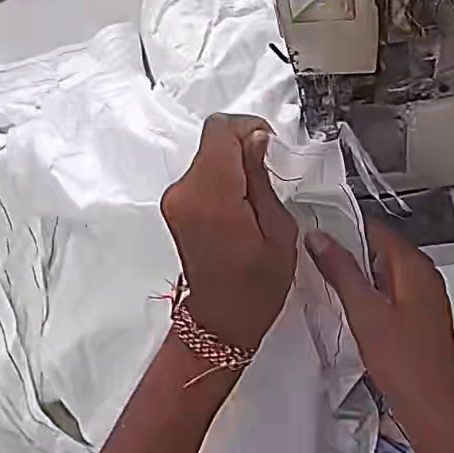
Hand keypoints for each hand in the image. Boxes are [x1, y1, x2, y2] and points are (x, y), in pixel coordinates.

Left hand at [161, 114, 297, 355]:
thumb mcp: (279, 230)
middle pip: (213, 141)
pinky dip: (224, 178)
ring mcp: (174, 200)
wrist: (220, 323)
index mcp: (210, 196)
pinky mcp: (175, 207)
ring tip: (258, 196)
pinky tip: (242, 204)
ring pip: (208, 156)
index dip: (249, 129)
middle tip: (271, 175)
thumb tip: (256, 141)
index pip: (220, 130)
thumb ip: (261, 178)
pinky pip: (202, 175)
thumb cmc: (256, 286)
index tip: (270, 148)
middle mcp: (184, 193)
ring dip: (234, 164)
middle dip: (244, 147)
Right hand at [305, 218, 453, 420]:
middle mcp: (424, 277)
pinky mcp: (420, 318)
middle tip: (316, 259)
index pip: (376, 228)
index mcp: (415, 266)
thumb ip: (342, 272)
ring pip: (384, 271)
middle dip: (349, 252)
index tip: (316, 236)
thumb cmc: (408, 367)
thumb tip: (320, 240)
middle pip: (380, 248)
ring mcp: (424, 298)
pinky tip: (353, 310)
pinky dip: (370, 294)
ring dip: (358, 275)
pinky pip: (390, 292)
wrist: (436, 409)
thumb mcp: (365, 313)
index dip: (343, 228)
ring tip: (329, 284)